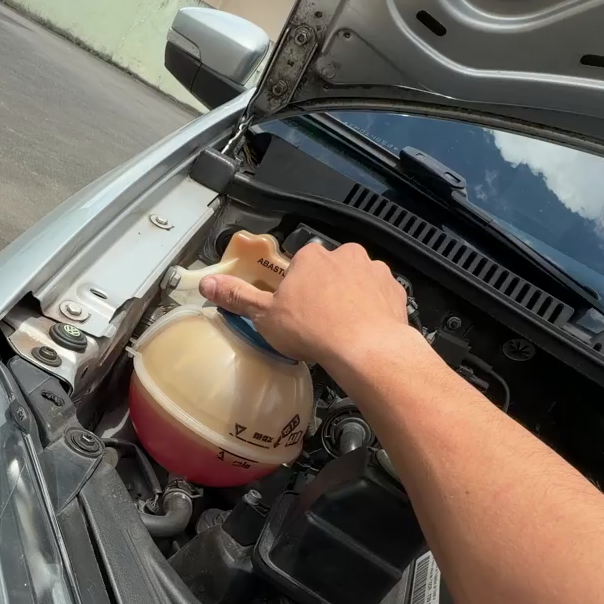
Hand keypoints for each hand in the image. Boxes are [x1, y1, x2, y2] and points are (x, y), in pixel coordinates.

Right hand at [200, 242, 414, 372]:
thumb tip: (209, 284)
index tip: (291, 307)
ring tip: (339, 328)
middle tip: (314, 319)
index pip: (298, 264)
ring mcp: (373, 270)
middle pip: (328, 269)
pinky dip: (370, 308)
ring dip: (348, 297)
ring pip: (355, 281)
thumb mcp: (265, 316)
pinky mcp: (394, 289)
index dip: (293, 287)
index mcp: (311, 257)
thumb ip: (238, 297)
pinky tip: (361, 330)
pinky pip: (378, 295)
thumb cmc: (314, 330)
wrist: (367, 348)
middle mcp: (344, 255)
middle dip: (322, 290)